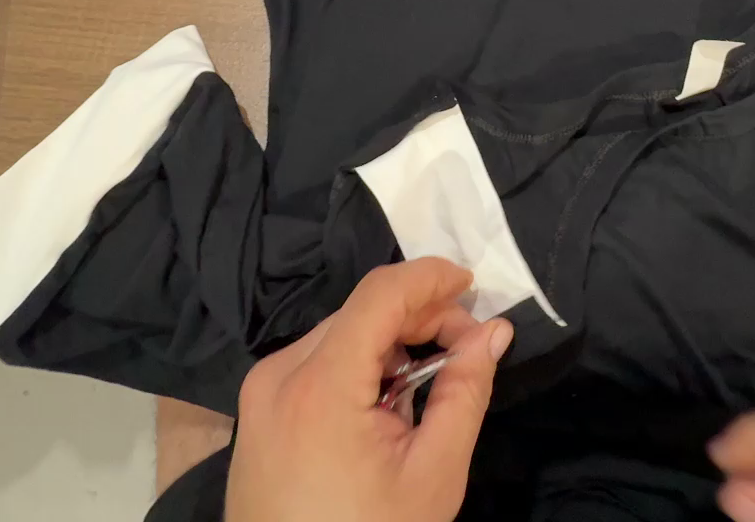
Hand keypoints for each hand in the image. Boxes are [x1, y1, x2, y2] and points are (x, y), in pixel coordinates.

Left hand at [225, 258, 514, 521]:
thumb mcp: (432, 475)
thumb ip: (465, 392)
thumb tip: (495, 330)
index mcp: (320, 386)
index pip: (379, 294)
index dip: (429, 277)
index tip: (472, 284)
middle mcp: (281, 373)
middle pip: (362, 311)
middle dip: (420, 315)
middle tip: (466, 345)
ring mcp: (263, 390)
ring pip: (342, 331)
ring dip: (392, 339)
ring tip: (425, 382)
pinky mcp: (259, 408)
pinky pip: (319, 359)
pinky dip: (361, 362)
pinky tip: (385, 401)